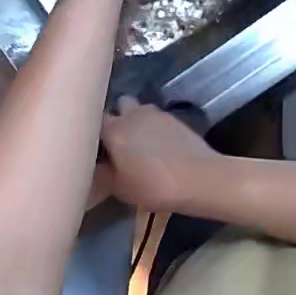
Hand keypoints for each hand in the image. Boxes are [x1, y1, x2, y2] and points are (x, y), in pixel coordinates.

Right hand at [100, 98, 222, 211]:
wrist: (199, 177)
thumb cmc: (154, 186)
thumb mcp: (121, 189)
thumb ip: (105, 174)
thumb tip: (99, 167)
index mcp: (114, 130)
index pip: (96, 120)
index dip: (96, 130)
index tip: (98, 144)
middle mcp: (133, 114)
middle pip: (120, 105)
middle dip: (119, 116)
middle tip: (120, 139)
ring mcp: (156, 113)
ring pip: (140, 109)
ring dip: (138, 120)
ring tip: (142, 141)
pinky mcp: (175, 118)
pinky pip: (158, 118)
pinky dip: (155, 127)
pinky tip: (160, 145)